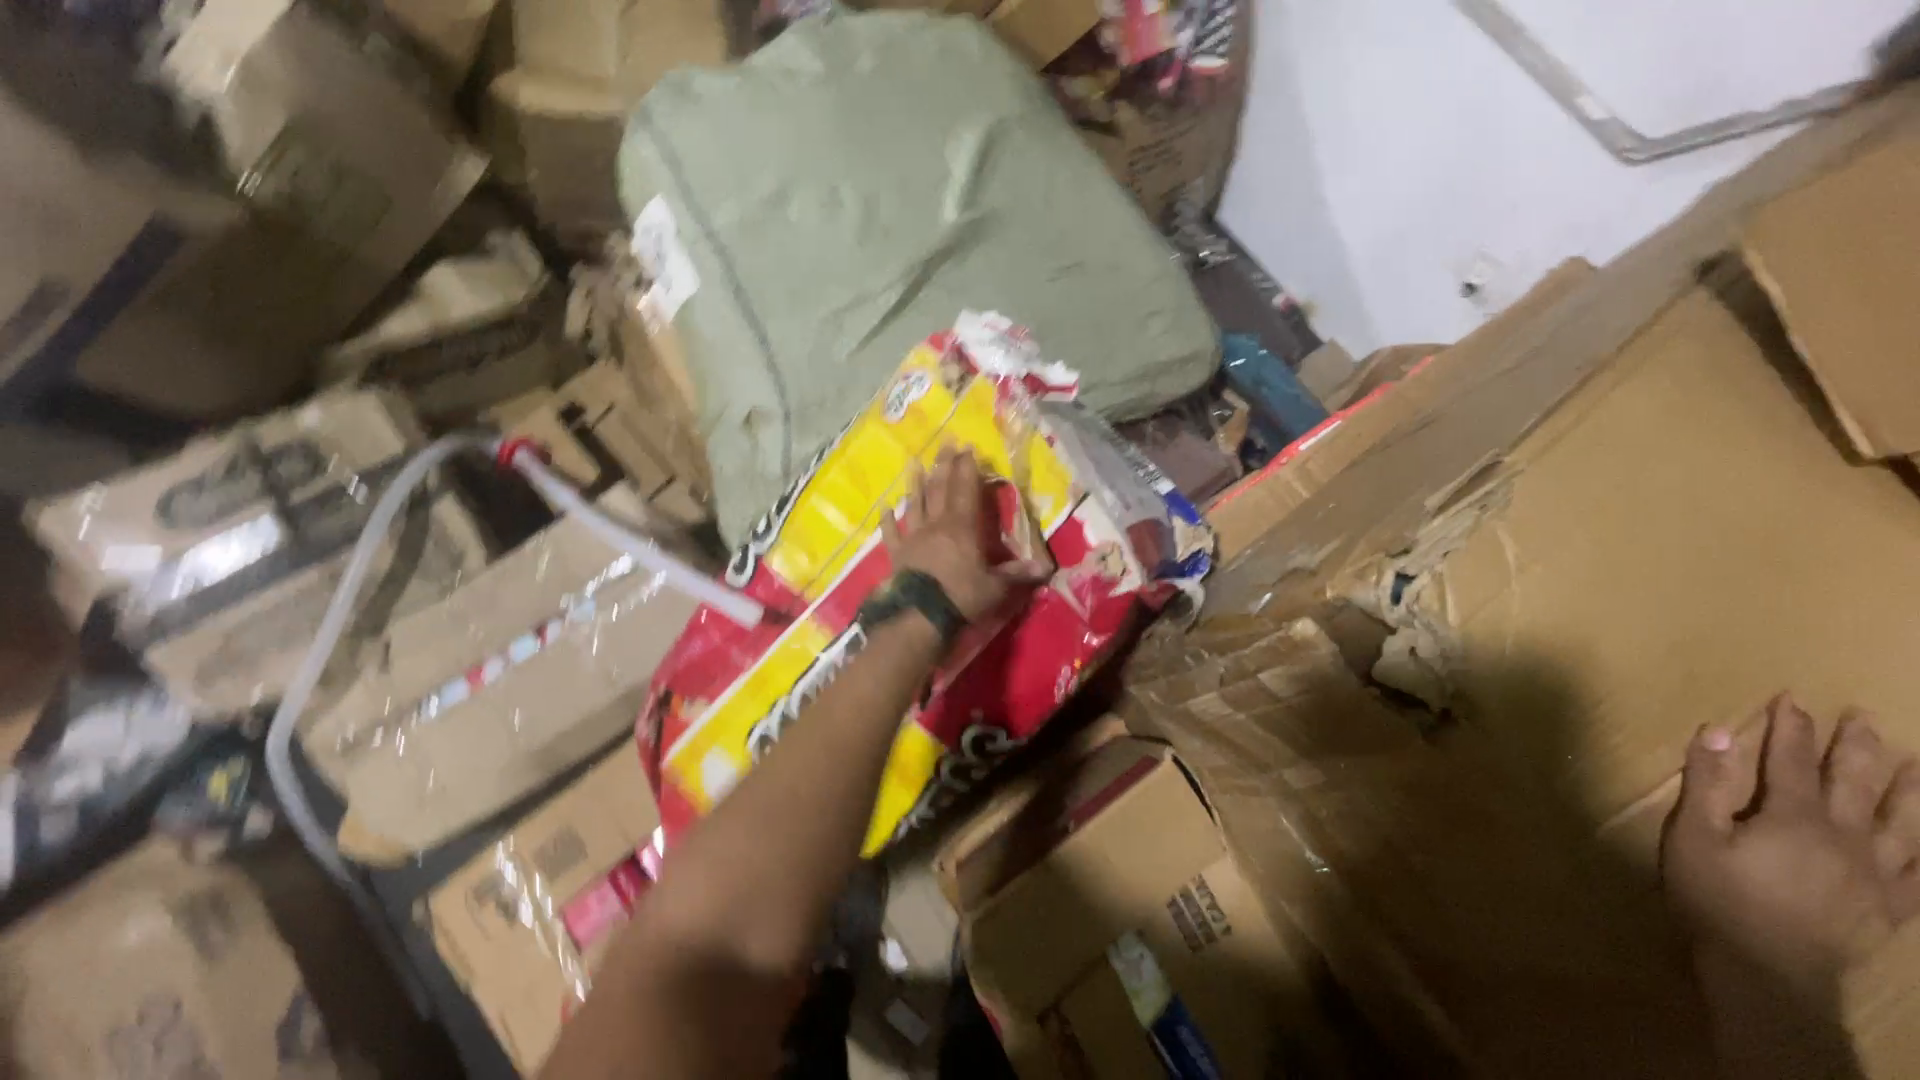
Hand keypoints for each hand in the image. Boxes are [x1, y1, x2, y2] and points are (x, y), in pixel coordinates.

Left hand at [879, 445, 1049, 622]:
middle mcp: (937, 525)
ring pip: (915, 505)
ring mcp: (914, 538)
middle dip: (944, 465)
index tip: (968, 448)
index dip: (968, 468)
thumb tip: (1045, 568)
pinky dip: (888, 522)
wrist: (919, 617)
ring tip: (915, 464)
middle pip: (940, 489)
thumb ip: (1017, 574)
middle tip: (945, 444)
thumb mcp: (996, 587)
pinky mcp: (897, 555)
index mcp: (963, 527)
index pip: (966, 490)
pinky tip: (886, 510)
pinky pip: (892, 534)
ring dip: (916, 484)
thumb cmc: (961, 597)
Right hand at [1662, 694, 1919, 1000]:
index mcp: (1791, 817)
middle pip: (1854, 783)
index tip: (1792, 697)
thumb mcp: (1692, 836)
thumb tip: (1718, 730)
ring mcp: (1875, 874)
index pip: (1791, 760)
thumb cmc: (1716, 897)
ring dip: (1910, 791)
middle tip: (1864, 717)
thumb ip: (1705, 783)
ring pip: (1902, 823)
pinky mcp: (1889, 907)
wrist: (1767, 972)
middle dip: (1857, 747)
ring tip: (1919, 766)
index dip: (1791, 727)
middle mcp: (1843, 836)